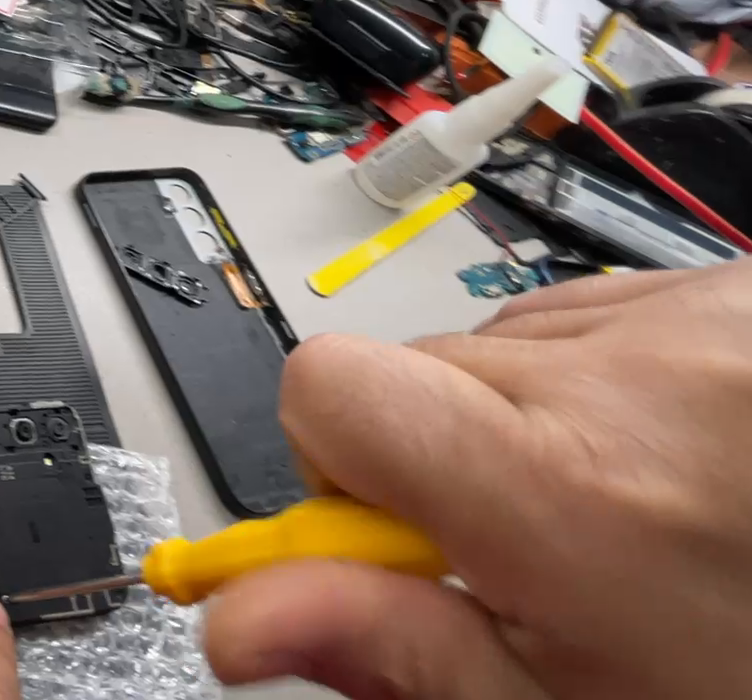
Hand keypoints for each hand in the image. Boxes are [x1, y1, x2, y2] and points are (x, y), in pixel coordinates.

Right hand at [205, 260, 751, 699]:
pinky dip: (592, 393)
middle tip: (546, 551)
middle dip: (438, 459)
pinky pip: (571, 323)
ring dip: (522, 426)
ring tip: (642, 508)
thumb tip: (235, 619)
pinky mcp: (729, 286)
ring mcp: (705, 312)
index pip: (328, 386)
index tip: (392, 525)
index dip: (328, 455)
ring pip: (484, 349)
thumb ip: (392, 651)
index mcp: (585, 490)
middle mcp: (647, 371)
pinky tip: (679, 460)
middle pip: (403, 370)